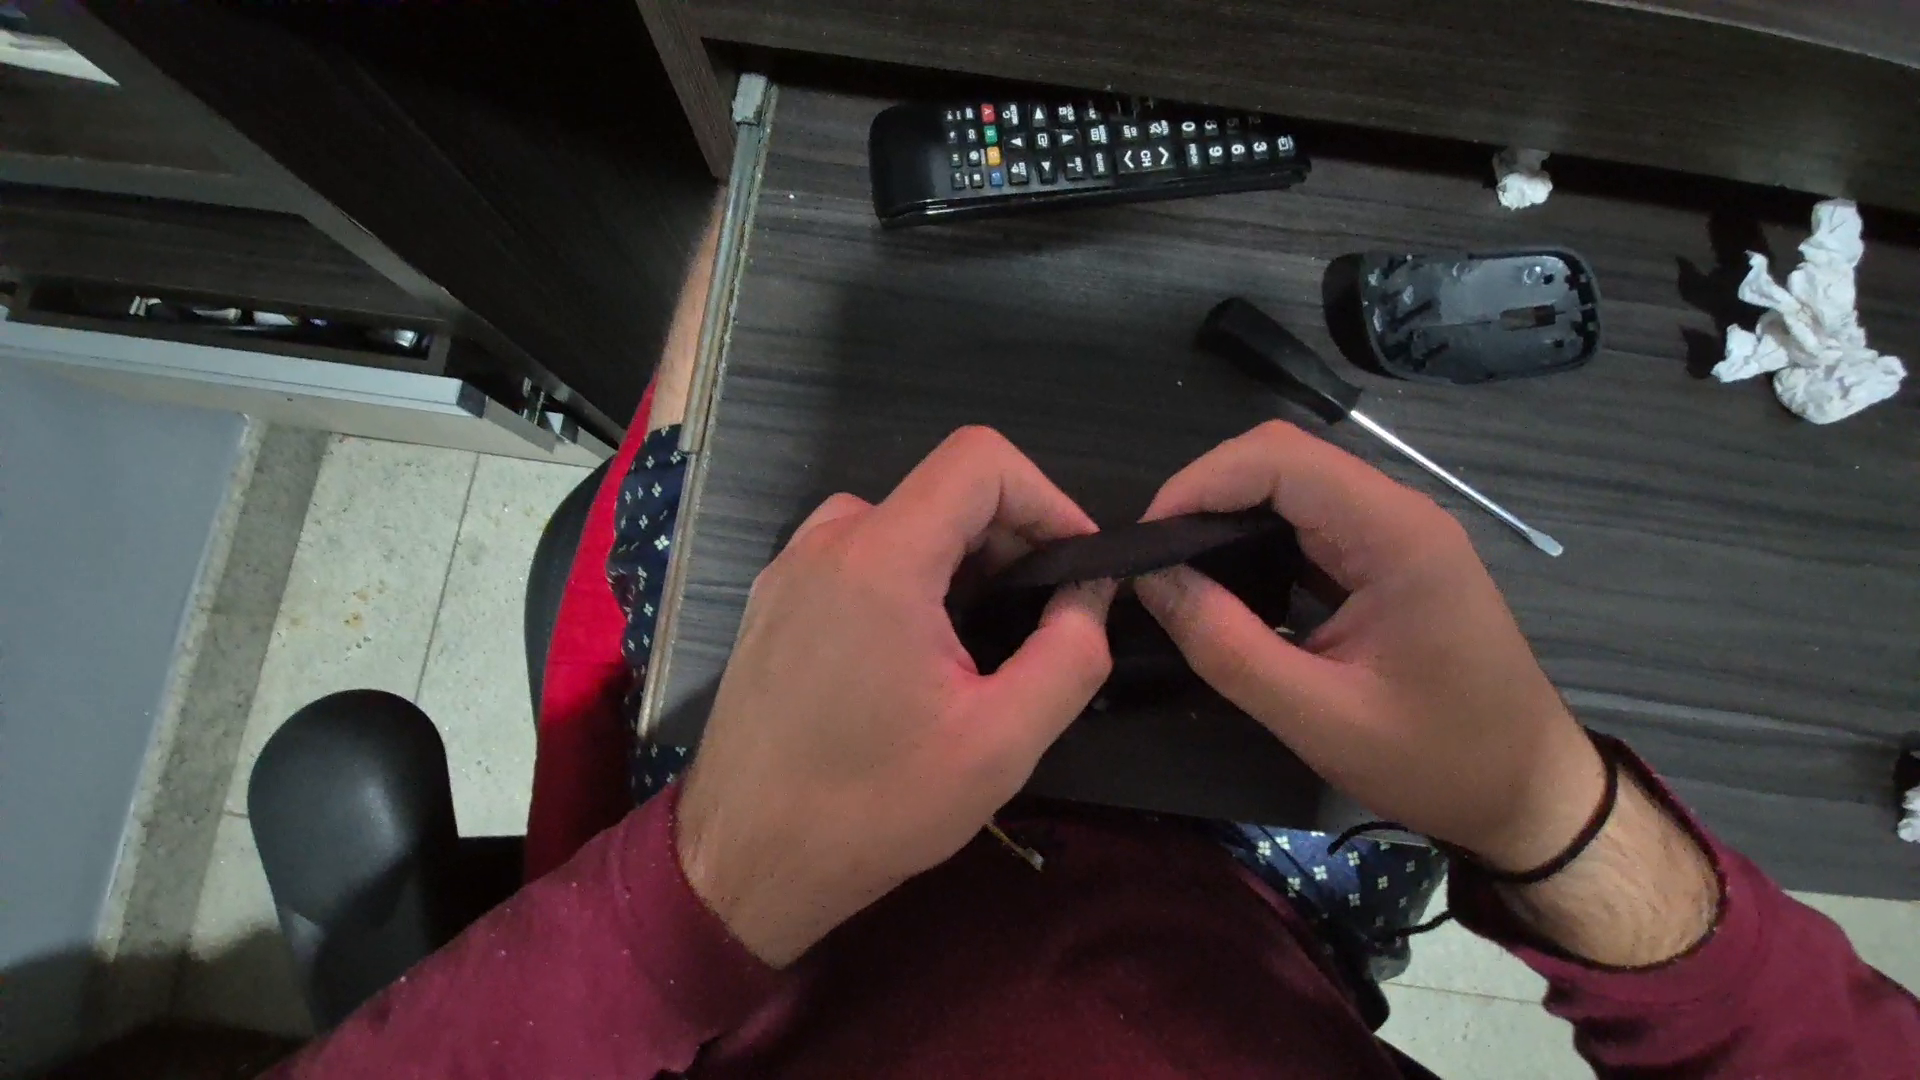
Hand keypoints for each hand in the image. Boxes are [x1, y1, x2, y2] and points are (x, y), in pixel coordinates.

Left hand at [675, 427, 1115, 965]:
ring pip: (902, 520)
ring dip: (959, 558)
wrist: (745, 860)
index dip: (1045, 496)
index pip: (981, 459)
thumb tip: (1089, 593)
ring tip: (983, 636)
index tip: (1073, 563)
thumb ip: (1070, 655)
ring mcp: (790, 567)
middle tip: (1040, 614)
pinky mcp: (775, 599)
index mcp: (881, 557)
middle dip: (1010, 536)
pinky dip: (909, 574)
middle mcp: (826, 541)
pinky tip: (916, 649)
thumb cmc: (874, 806)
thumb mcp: (1001, 743)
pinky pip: (858, 553)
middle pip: (943, 489)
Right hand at [1133, 421, 1603, 871]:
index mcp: (1395, 536)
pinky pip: (1304, 520)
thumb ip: (1226, 645)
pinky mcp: (1383, 557)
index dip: (1201, 482)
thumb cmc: (1437, 761)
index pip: (1280, 458)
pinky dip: (1252, 536)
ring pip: (1289, 483)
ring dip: (1224, 511)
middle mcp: (1396, 514)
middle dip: (1204, 492)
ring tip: (1175, 566)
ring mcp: (1393, 532)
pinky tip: (1223, 580)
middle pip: (1281, 457)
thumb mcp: (1317, 717)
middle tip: (1153, 555)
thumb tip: (1150, 580)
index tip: (1147, 540)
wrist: (1530, 795)